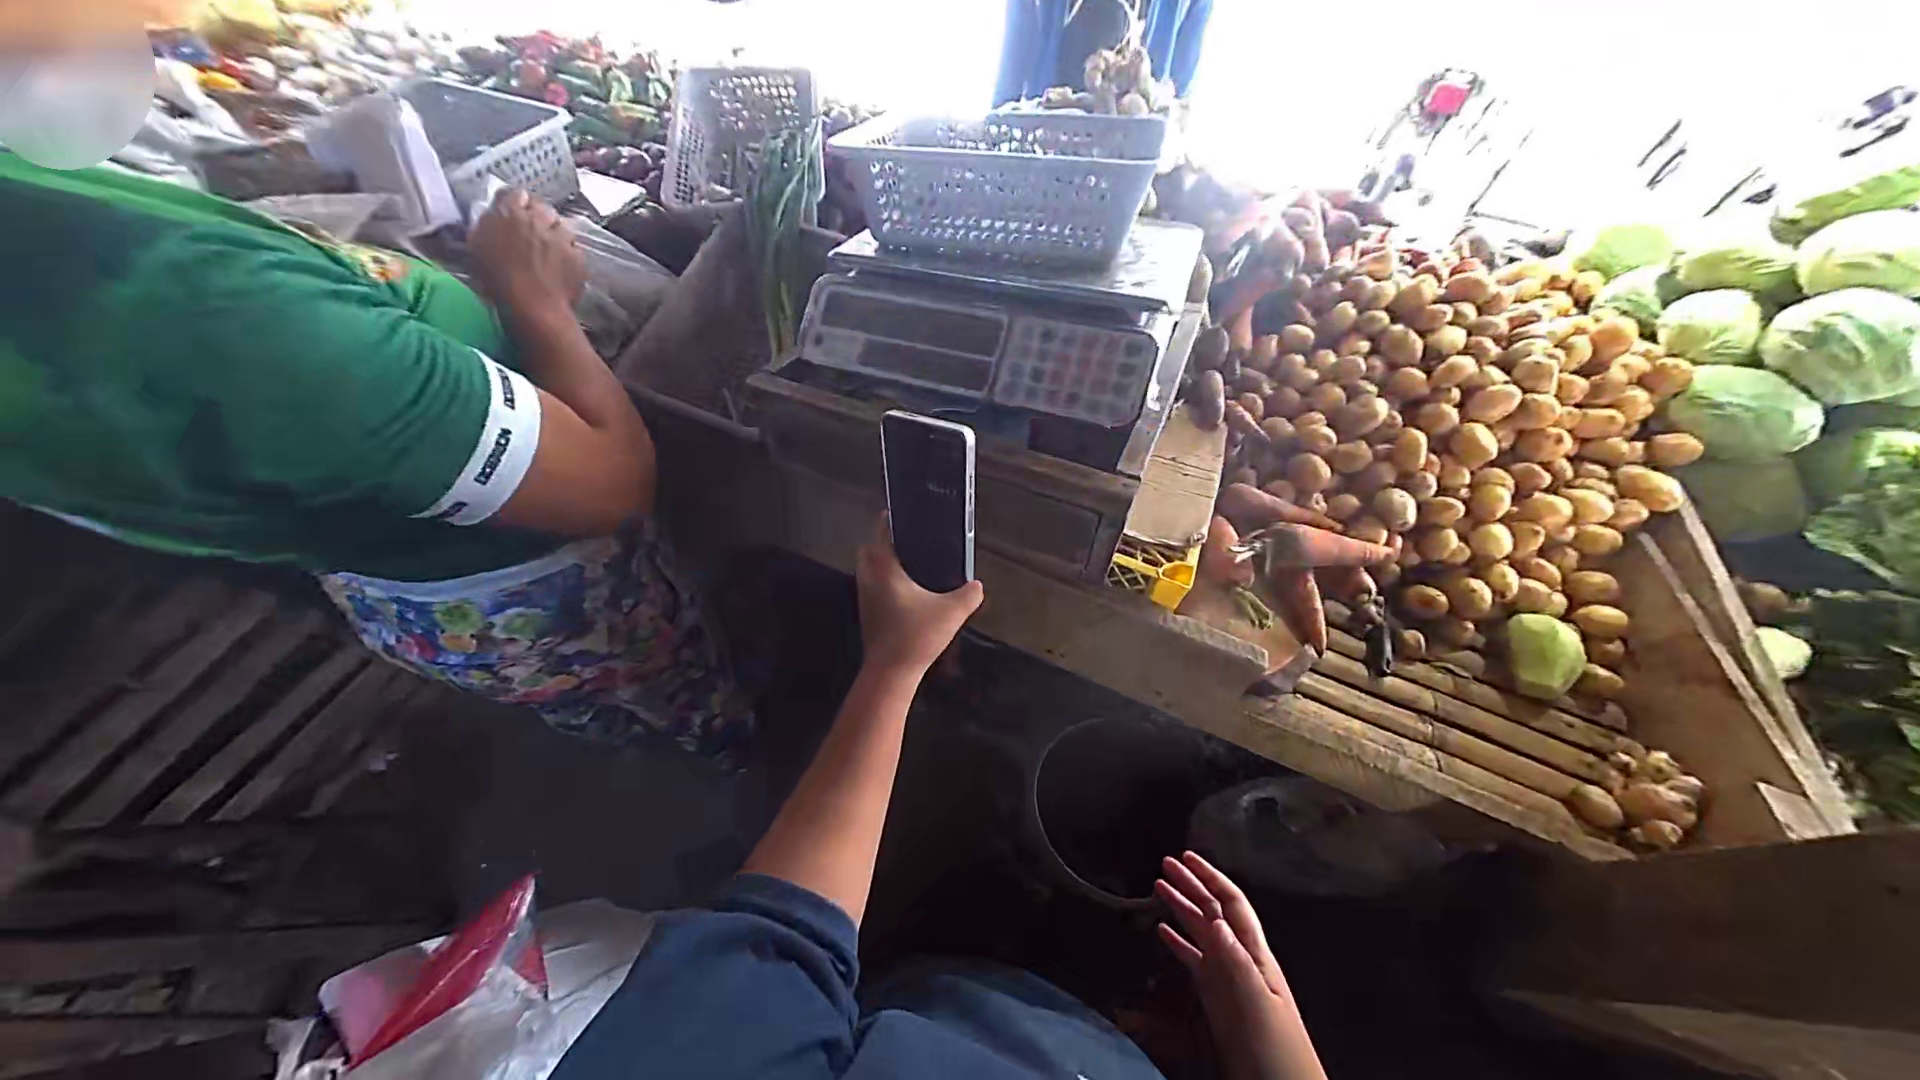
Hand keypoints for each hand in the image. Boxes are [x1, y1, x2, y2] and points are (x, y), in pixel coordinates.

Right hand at [469, 188, 585, 316]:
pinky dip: (570, 252)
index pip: (515, 194)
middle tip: (535, 229)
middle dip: (539, 215)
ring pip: (563, 226)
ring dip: (557, 233)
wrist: (533, 305)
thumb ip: (487, 225)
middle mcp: (539, 221)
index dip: (516, 202)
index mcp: (509, 213)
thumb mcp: (477, 246)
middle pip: (543, 207)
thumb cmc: (497, 279)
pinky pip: (575, 249)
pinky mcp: (579, 257)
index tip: (515, 210)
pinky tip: (564, 263)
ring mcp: (562, 239)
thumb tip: (494, 218)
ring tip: (552, 246)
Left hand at [854, 514, 983, 675]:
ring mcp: (863, 596)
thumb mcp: (951, 613)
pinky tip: (905, 591)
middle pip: (868, 548)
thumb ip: (968, 595)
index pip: (882, 532)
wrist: (890, 672)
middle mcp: (868, 577)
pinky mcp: (866, 612)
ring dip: (881, 562)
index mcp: (884, 568)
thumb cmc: (915, 636)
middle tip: (908, 541)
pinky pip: (871, 585)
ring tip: (909, 565)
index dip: (891, 520)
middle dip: (884, 541)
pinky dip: (882, 581)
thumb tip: (976, 585)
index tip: (903, 514)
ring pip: (867, 568)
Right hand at [1157, 851, 1326, 1079]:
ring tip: (1158, 887)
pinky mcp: (1216, 997)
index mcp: (1255, 955)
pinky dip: (1177, 943)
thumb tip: (1215, 919)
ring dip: (1181, 907)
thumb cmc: (1277, 1052)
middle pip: (1213, 911)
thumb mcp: (1258, 1007)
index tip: (1186, 857)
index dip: (1210, 877)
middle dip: (1191, 885)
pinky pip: (1193, 960)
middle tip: (1164, 863)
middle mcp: (1239, 959)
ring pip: (1200, 931)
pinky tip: (1162, 932)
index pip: (1231, 904)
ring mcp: (1227, 977)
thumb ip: (1237, 963)